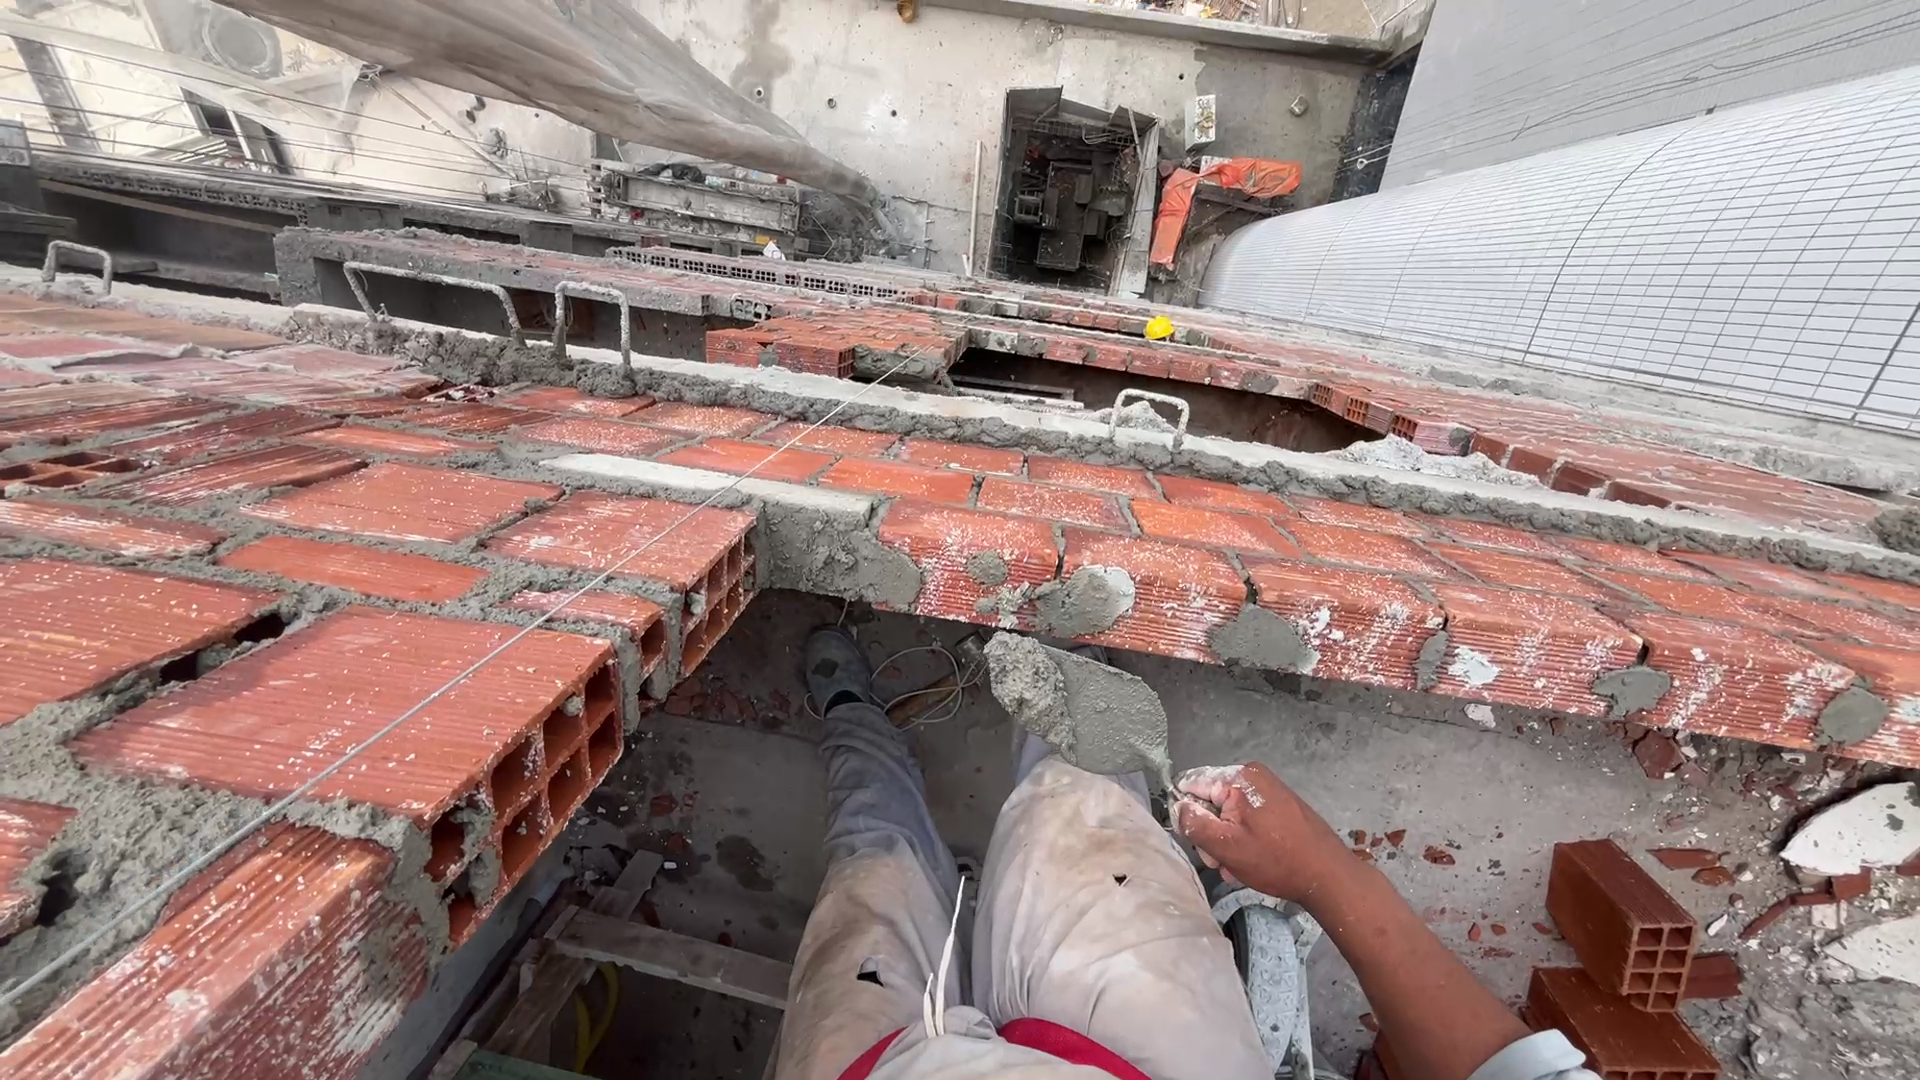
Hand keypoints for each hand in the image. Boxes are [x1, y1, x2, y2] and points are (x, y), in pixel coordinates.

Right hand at [1171, 762, 1356, 905]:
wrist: (1331, 878)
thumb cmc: (1277, 861)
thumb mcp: (1227, 846)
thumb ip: (1194, 823)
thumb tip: (1177, 808)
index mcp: (1239, 777)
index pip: (1193, 785)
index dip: (1188, 813)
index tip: (1196, 840)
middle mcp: (1254, 776)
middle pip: (1212, 800)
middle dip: (1211, 833)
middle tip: (1219, 862)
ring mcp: (1270, 791)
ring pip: (1230, 814)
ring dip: (1227, 841)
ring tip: (1236, 868)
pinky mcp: (1281, 807)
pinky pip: (1249, 818)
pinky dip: (1244, 839)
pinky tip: (1251, 862)